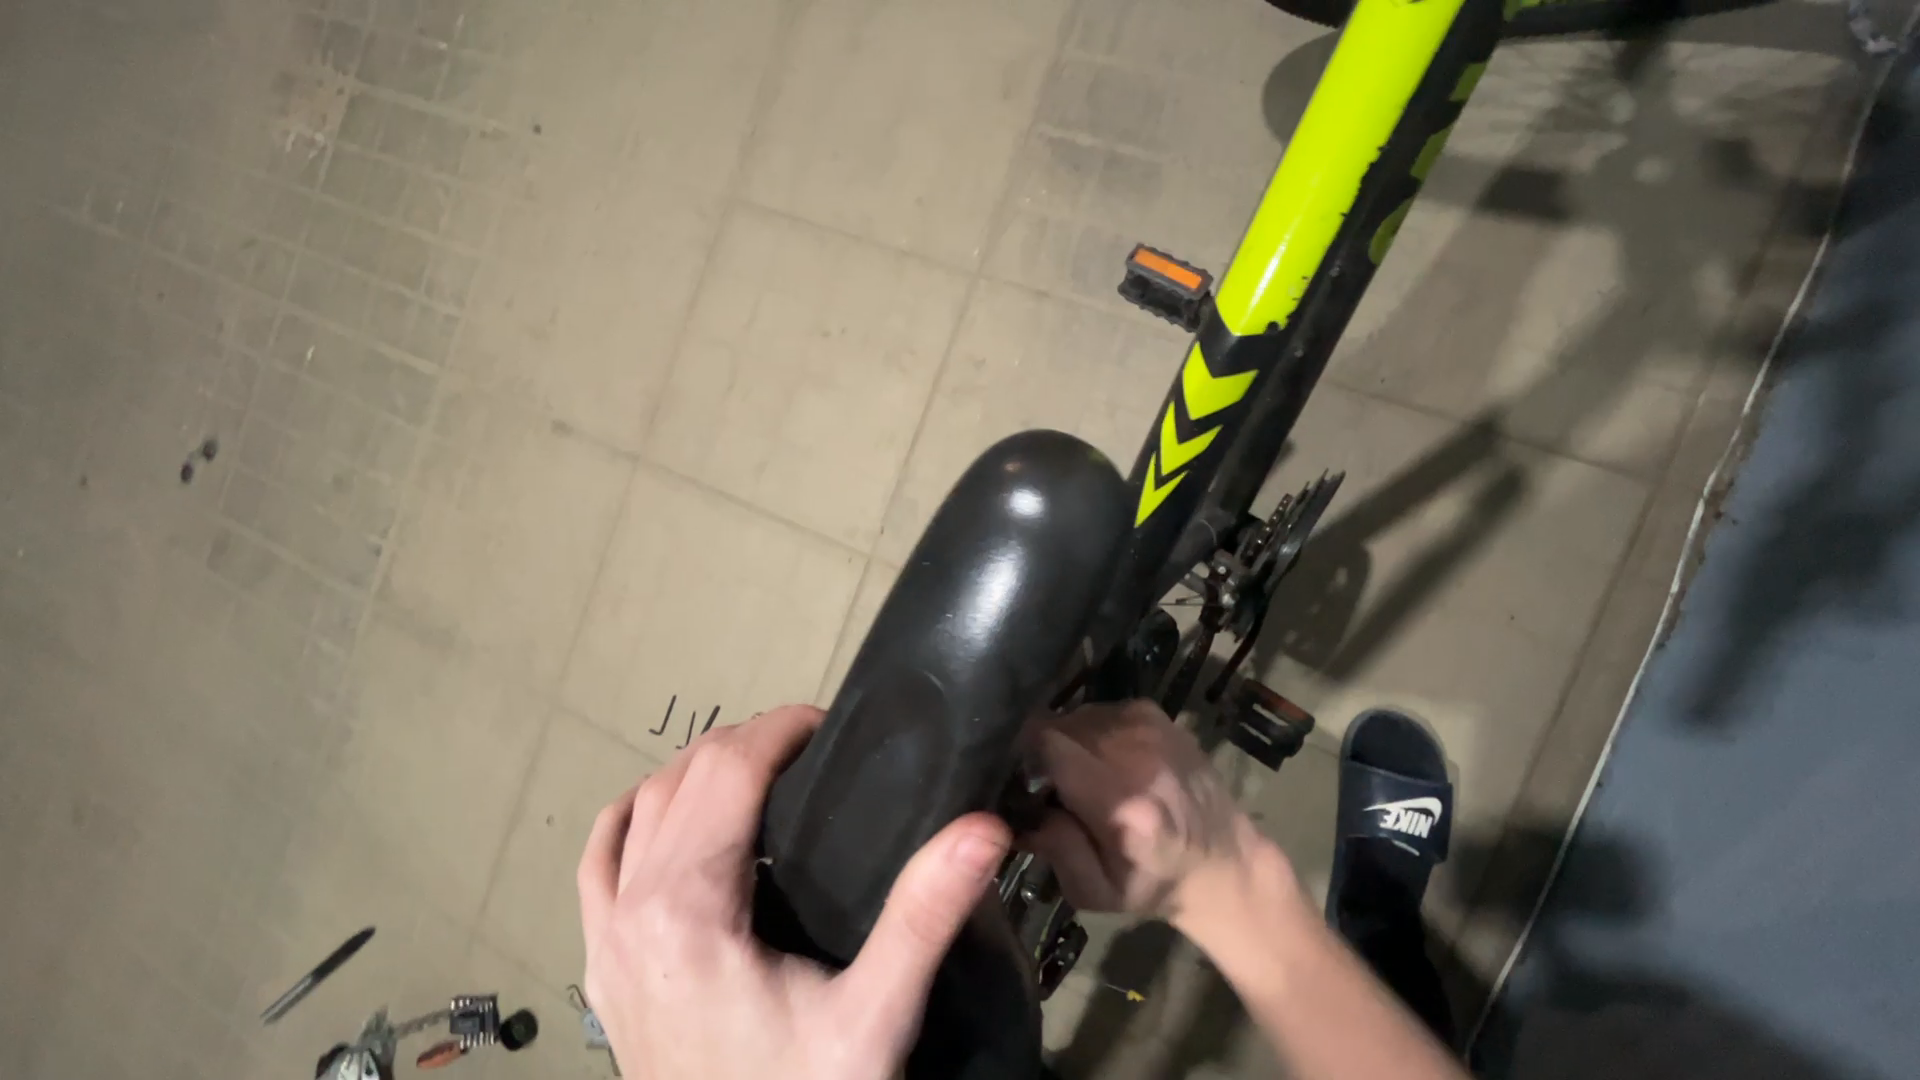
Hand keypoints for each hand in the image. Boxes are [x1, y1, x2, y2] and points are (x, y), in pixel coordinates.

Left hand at [577, 704, 1012, 1079]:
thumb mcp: (872, 1020)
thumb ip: (923, 917)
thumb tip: (983, 828)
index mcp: (687, 909)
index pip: (724, 772)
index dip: (778, 730)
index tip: (831, 727)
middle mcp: (631, 910)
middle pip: (683, 778)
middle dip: (749, 743)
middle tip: (815, 750)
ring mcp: (605, 940)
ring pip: (638, 807)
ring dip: (698, 771)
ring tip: (762, 772)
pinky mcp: (602, 965)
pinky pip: (599, 860)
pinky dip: (636, 817)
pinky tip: (670, 817)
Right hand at [1025, 699, 1269, 922]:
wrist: (1224, 861)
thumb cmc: (1152, 883)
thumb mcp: (1094, 891)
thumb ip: (1055, 849)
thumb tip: (1020, 809)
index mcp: (1119, 803)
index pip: (1048, 743)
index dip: (1023, 754)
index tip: (1020, 778)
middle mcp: (1135, 753)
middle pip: (1058, 724)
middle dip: (1042, 750)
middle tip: (1048, 784)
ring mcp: (1148, 726)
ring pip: (1076, 714)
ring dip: (1067, 740)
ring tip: (1080, 774)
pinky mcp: (1155, 714)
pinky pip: (1099, 710)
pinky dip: (1091, 731)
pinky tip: (1105, 760)